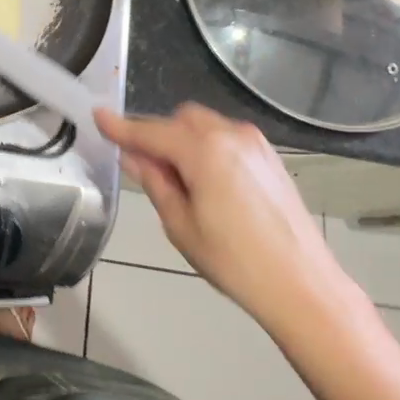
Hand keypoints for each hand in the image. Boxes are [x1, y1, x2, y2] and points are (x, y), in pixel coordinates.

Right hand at [96, 104, 337, 326]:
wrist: (301, 284)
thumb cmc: (234, 262)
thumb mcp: (181, 226)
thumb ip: (155, 182)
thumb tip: (133, 157)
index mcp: (205, 151)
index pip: (151, 132)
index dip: (122, 127)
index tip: (98, 115)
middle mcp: (231, 135)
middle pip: (181, 119)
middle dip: (158, 134)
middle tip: (145, 167)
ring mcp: (255, 143)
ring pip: (206, 126)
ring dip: (184, 140)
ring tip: (179, 181)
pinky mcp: (270, 157)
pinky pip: (227, 138)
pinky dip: (208, 148)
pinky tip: (208, 182)